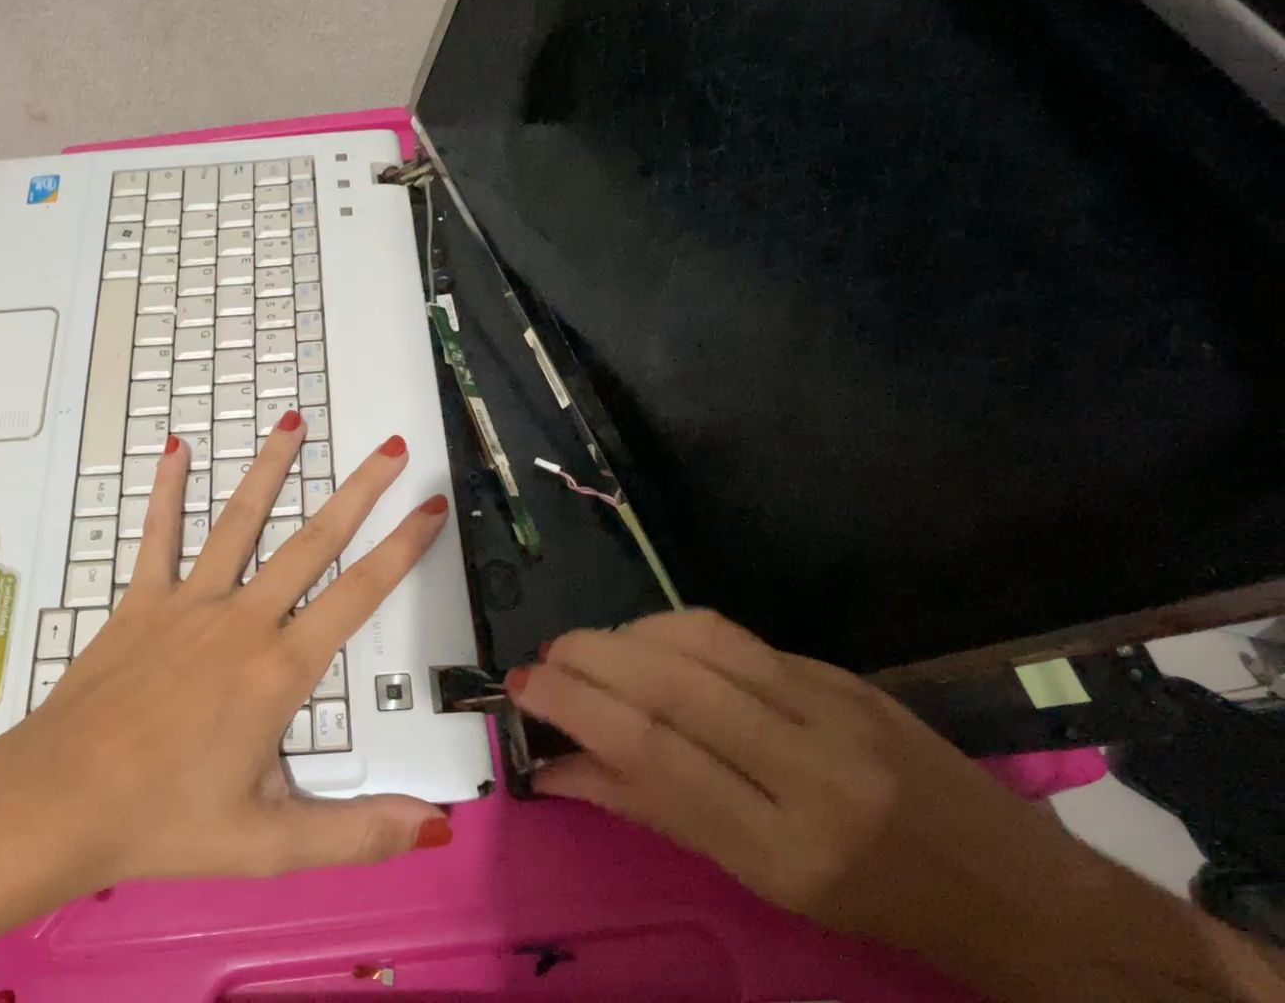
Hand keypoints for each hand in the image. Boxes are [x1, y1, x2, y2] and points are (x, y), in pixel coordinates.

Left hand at [0, 416, 453, 1000]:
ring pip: (240, 523)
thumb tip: (437, 825)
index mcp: (279, 671)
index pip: (358, 595)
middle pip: (312, 543)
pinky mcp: (139, 603)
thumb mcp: (269, 843)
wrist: (58, 803)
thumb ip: (358, 833)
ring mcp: (187, 605)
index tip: (431, 506)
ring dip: (271, 470)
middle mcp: (241, 621)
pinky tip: (174, 449)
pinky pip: (156, 537)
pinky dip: (166, 491)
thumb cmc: (164, 822)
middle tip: (392, 448)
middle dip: (359, 492)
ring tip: (294, 421)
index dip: (402, 549)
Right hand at [507, 612, 1111, 959]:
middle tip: (539, 659)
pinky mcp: (845, 674)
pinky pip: (739, 638)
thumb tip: (555, 769)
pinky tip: (646, 645)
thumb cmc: (867, 901)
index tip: (522, 689)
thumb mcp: (755, 877)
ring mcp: (836, 710)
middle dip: (587, 658)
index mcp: (783, 846)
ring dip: (624, 635)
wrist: (1010, 886)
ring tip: (585, 649)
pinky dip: (672, 631)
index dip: (576, 710)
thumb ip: (650, 810)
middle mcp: (812, 769)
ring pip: (705, 644)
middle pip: (673, 686)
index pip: (656, 756)